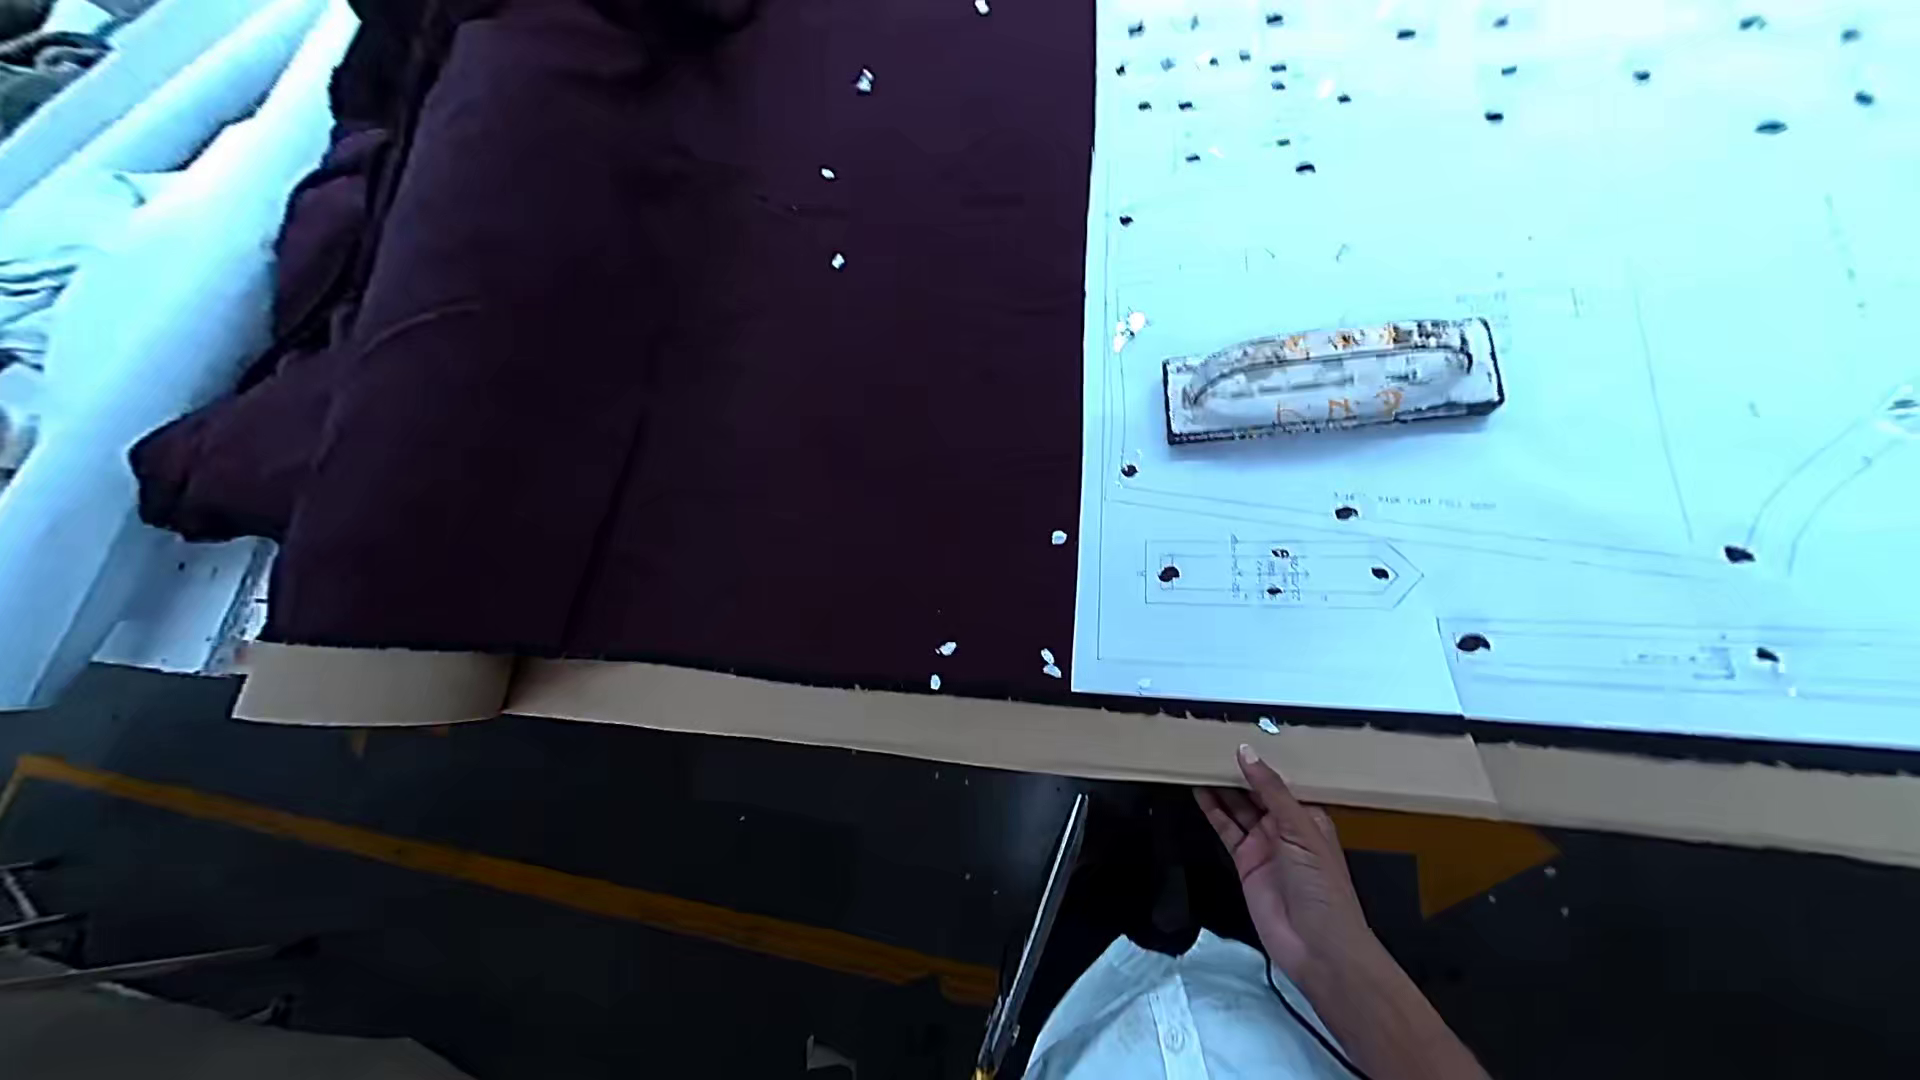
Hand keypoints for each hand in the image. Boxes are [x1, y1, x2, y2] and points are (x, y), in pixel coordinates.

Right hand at [1198, 745, 1491, 1079]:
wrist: (1319, 948)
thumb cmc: (1322, 886)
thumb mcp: (1300, 830)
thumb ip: (1270, 790)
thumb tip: (1246, 752)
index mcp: (1307, 817)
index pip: (1279, 782)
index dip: (1260, 762)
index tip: (1237, 737)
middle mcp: (1284, 828)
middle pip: (1255, 793)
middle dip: (1236, 772)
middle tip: (1210, 745)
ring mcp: (1263, 845)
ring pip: (1237, 808)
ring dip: (1220, 788)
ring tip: (1198, 762)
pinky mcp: (1244, 861)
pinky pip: (1225, 829)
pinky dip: (1211, 810)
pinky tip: (1198, 791)